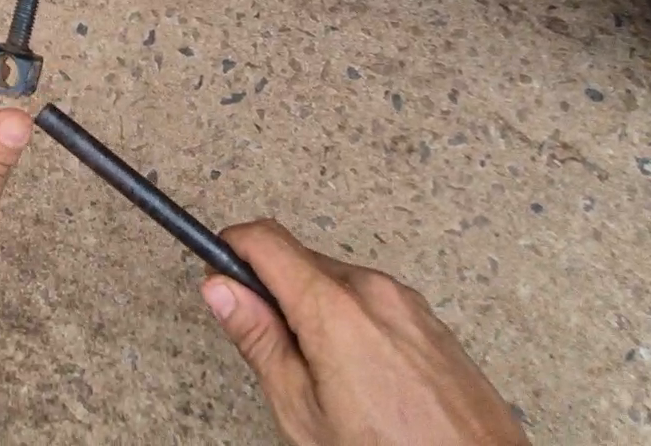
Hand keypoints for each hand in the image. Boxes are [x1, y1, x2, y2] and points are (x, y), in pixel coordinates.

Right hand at [201, 220, 527, 445]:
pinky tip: (363, 379)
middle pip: (299, 259)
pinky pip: (372, 301)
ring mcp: (409, 304)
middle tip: (274, 352)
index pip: (264, 238)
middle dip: (273, 290)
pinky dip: (351, 321)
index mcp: (335, 306)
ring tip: (325, 377)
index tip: (220, 276)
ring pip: (335, 281)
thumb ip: (258, 339)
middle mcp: (374, 289)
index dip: (231, 249)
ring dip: (313, 307)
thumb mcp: (304, 412)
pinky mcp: (432, 323)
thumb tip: (218, 287)